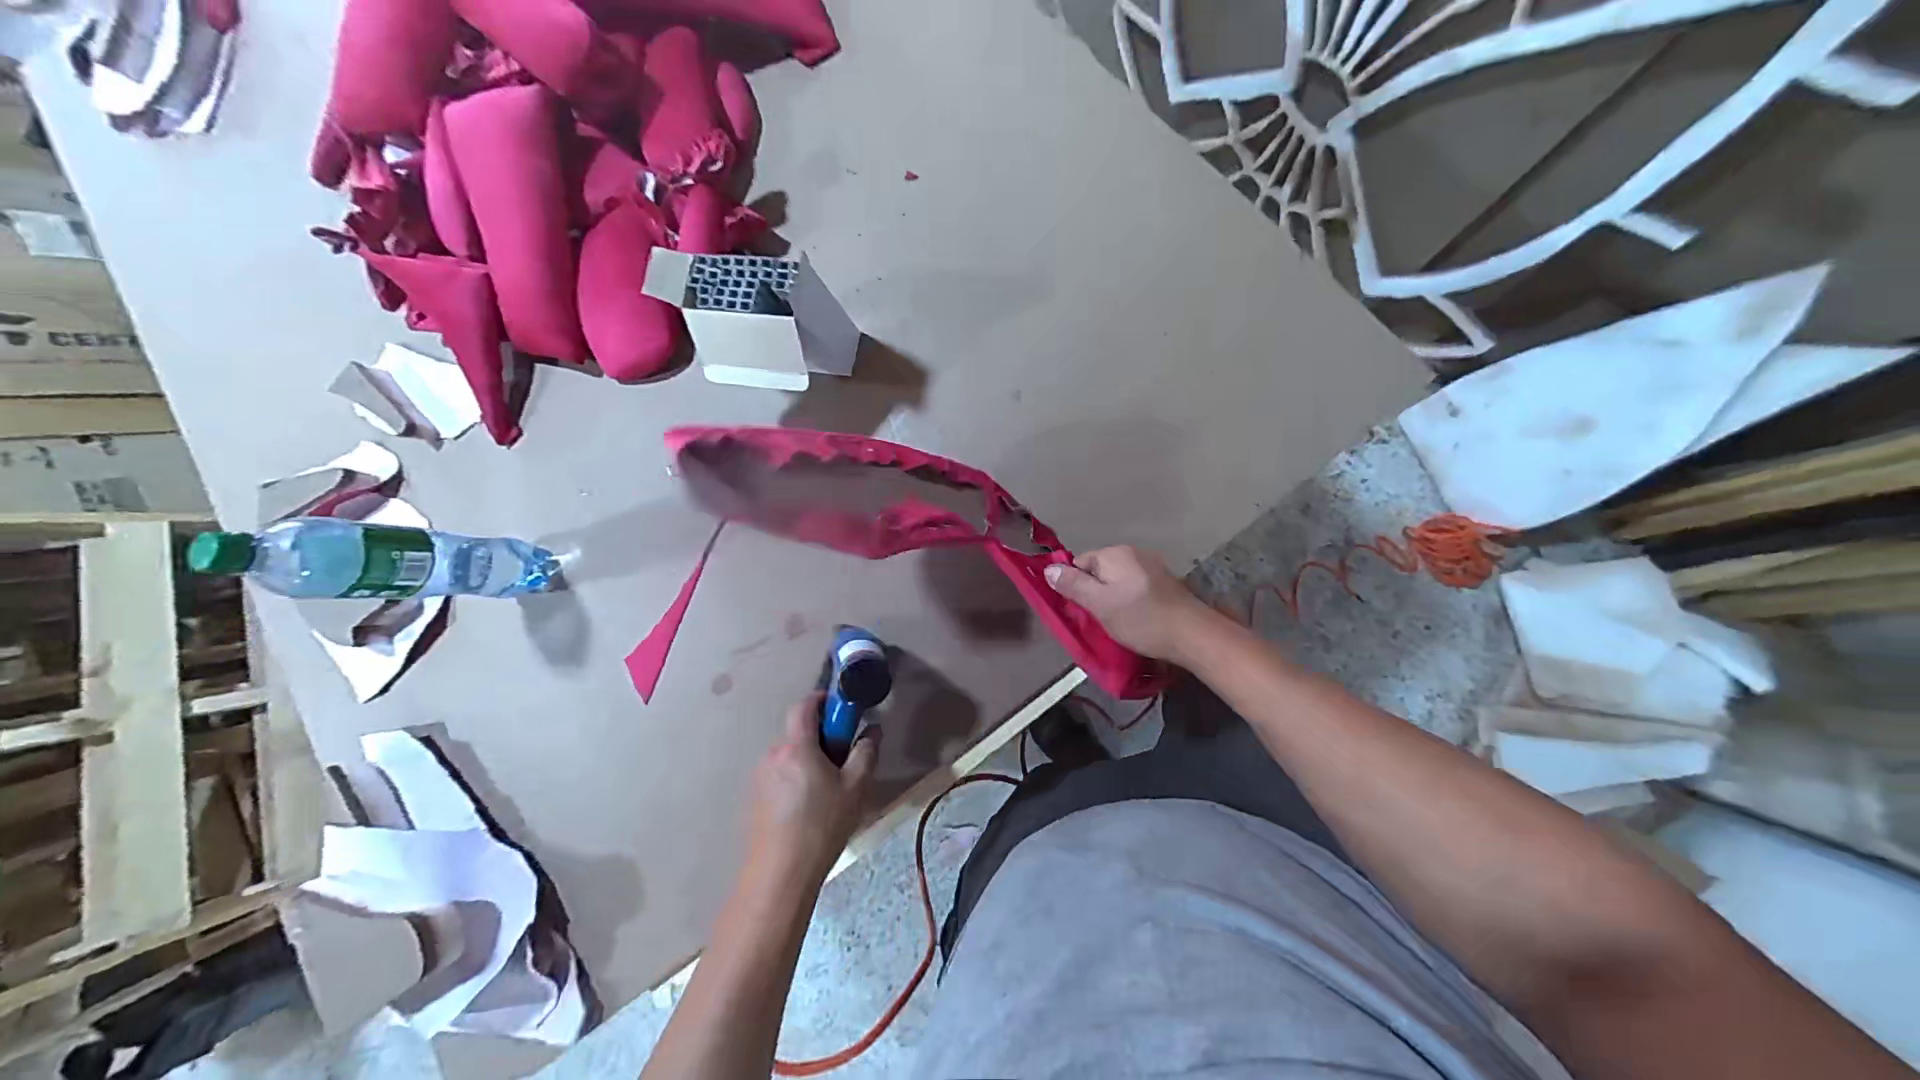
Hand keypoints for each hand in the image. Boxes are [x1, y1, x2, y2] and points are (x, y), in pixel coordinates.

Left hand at [743, 694, 877, 883]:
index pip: (803, 706)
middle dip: (821, 739)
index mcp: (796, 746)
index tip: (841, 709)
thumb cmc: (822, 825)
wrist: (781, 874)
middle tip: (843, 760)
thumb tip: (872, 730)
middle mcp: (773, 755)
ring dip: (808, 761)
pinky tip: (808, 809)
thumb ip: (866, 752)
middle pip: (798, 733)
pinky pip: (779, 776)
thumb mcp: (855, 788)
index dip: (822, 700)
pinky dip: (795, 780)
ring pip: (789, 757)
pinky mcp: (754, 799)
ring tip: (828, 791)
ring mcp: (760, 778)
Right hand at [1044, 545, 1216, 662]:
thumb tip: (1049, 569)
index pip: (1080, 563)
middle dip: (1094, 594)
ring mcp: (1152, 568)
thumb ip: (1073, 585)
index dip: (1075, 586)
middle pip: (1098, 571)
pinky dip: (1130, 603)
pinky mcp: (1164, 584)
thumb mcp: (1100, 604)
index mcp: (1115, 554)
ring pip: (1117, 582)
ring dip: (1112, 600)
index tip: (1081, 610)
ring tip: (1117, 623)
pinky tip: (1136, 621)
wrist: (1194, 636)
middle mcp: (1134, 554)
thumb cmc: (1142, 620)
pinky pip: (1134, 589)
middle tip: (1098, 620)